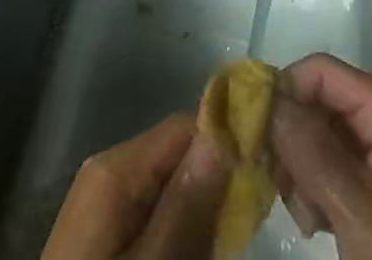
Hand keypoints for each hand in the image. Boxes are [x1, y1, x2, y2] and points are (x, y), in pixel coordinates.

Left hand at [42, 114, 228, 259]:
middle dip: (218, 181)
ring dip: (204, 210)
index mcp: (117, 168)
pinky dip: (183, 227)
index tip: (263, 172)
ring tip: (221, 243)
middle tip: (246, 219)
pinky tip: (195, 254)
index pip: (189, 125)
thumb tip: (227, 132)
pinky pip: (159, 209)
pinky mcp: (109, 228)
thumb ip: (189, 200)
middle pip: (183, 153)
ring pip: (176, 183)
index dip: (229, 143)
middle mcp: (110, 171)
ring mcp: (107, 200)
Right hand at [268, 53, 371, 259]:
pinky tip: (315, 224)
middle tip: (282, 187)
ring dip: (296, 173)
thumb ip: (315, 155)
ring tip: (308, 216)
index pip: (322, 71)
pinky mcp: (360, 181)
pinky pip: (317, 165)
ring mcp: (369, 151)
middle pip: (313, 100)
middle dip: (289, 141)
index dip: (284, 92)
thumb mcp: (361, 214)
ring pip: (309, 135)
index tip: (252, 136)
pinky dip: (306, 192)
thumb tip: (268, 99)